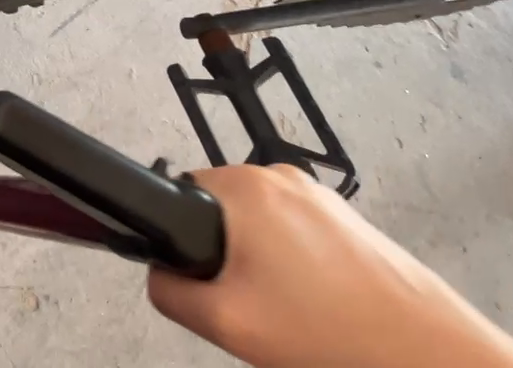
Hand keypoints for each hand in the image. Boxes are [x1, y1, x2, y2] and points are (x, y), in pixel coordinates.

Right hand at [149, 164, 512, 367]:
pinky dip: (297, 269)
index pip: (177, 201)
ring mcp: (322, 196)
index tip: (218, 289)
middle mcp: (278, 175)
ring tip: (295, 315)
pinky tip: (325, 312)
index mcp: (242, 185)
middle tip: (255, 309)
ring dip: (261, 265)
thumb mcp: (225, 324)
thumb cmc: (330, 337)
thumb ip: (167, 290)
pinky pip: (296, 236)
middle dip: (226, 258)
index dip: (186, 247)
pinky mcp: (353, 220)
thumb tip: (159, 271)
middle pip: (218, 213)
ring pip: (257, 227)